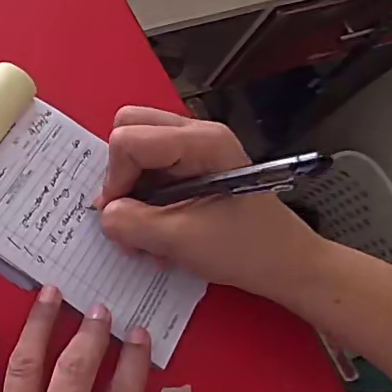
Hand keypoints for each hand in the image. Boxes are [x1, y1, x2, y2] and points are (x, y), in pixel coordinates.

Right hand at [94, 106, 322, 302]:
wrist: (287, 264)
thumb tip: (103, 213)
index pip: (129, 140)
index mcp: (202, 142)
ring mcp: (196, 147)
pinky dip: (145, 196)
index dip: (115, 179)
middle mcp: (197, 134)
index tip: (121, 215)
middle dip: (119, 173)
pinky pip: (151, 166)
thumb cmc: (246, 249)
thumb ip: (132, 223)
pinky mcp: (193, 165)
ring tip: (146, 229)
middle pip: (129, 128)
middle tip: (128, 212)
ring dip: (131, 189)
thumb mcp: (181, 241)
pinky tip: (158, 227)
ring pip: (137, 148)